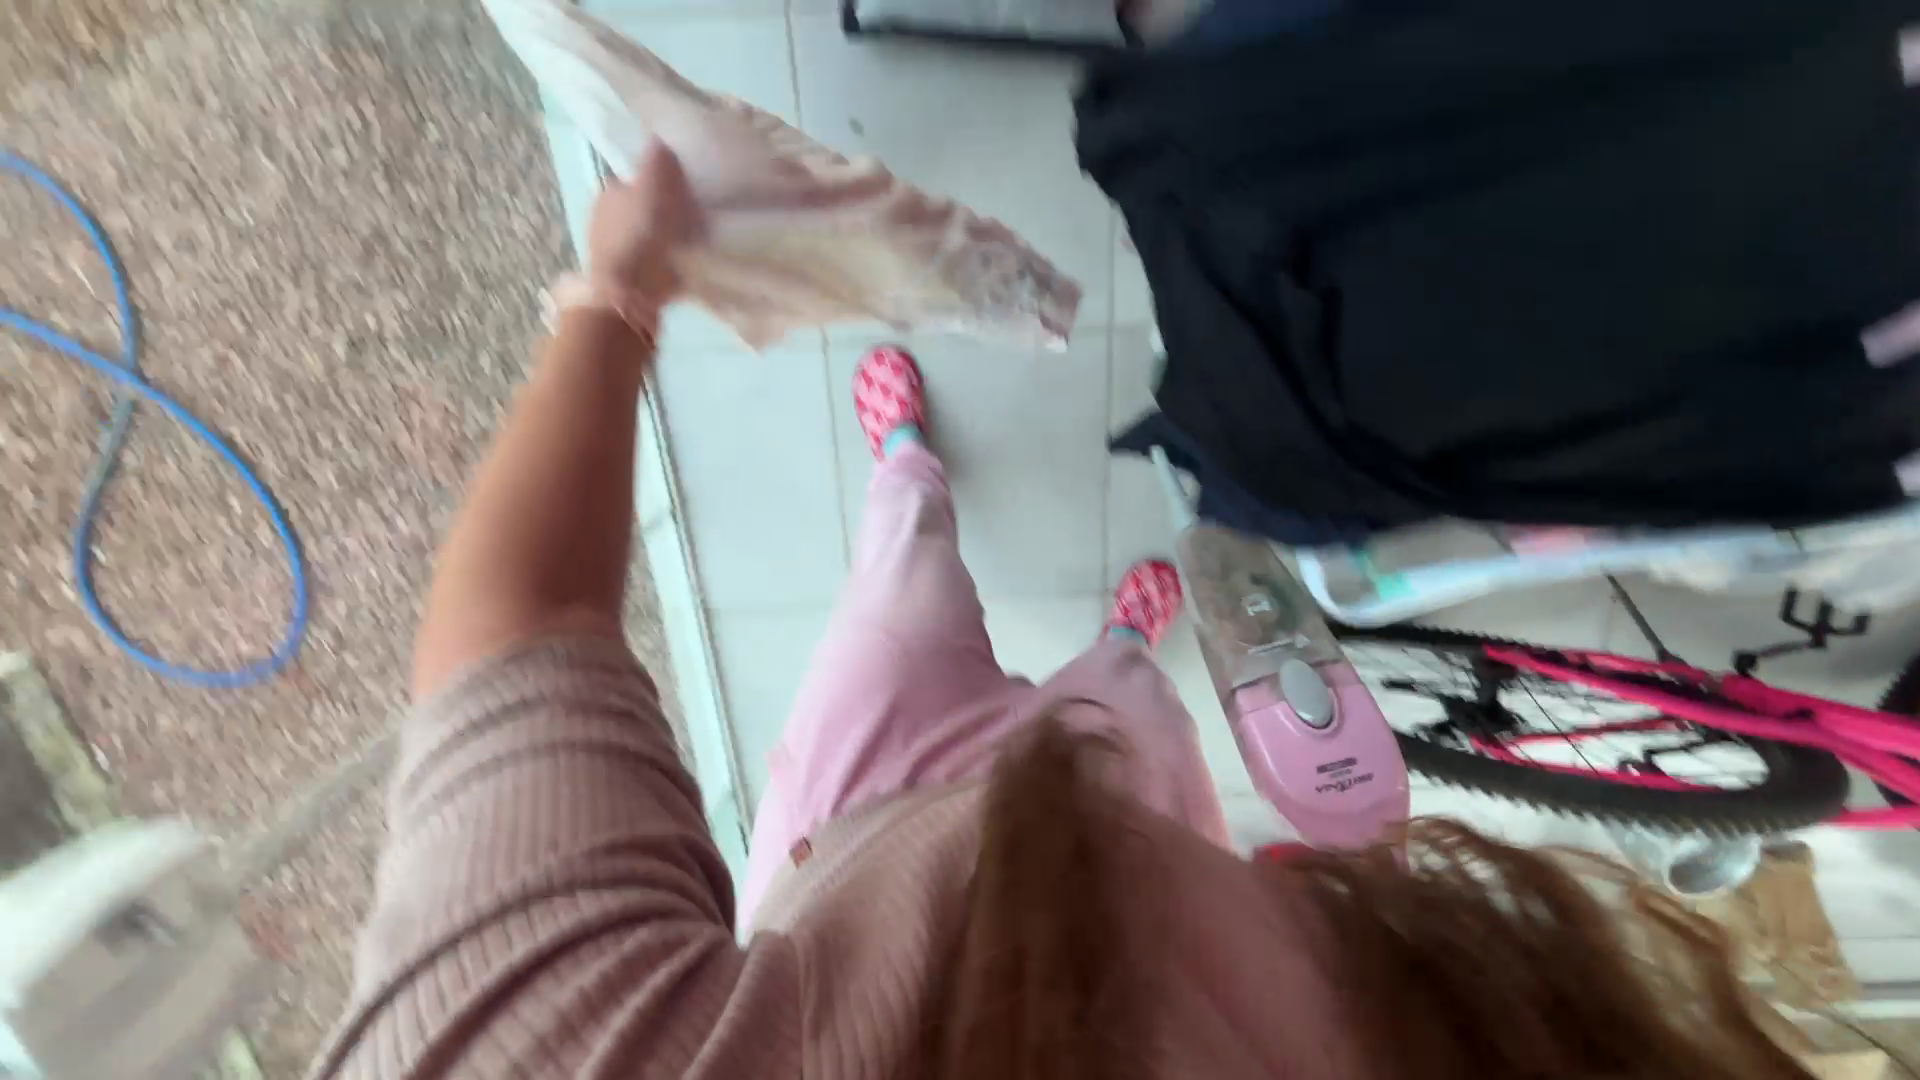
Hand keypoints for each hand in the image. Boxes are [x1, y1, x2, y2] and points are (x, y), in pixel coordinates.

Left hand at [587, 139, 700, 322]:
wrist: (629, 297)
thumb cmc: (641, 237)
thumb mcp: (655, 189)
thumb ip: (659, 164)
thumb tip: (660, 141)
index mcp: (609, 192)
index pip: (636, 179)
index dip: (660, 183)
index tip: (685, 191)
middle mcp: (604, 219)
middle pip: (641, 209)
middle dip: (663, 213)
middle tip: (693, 220)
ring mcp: (612, 253)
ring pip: (645, 238)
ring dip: (664, 240)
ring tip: (692, 247)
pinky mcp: (626, 283)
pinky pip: (651, 265)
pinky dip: (664, 265)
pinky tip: (682, 269)